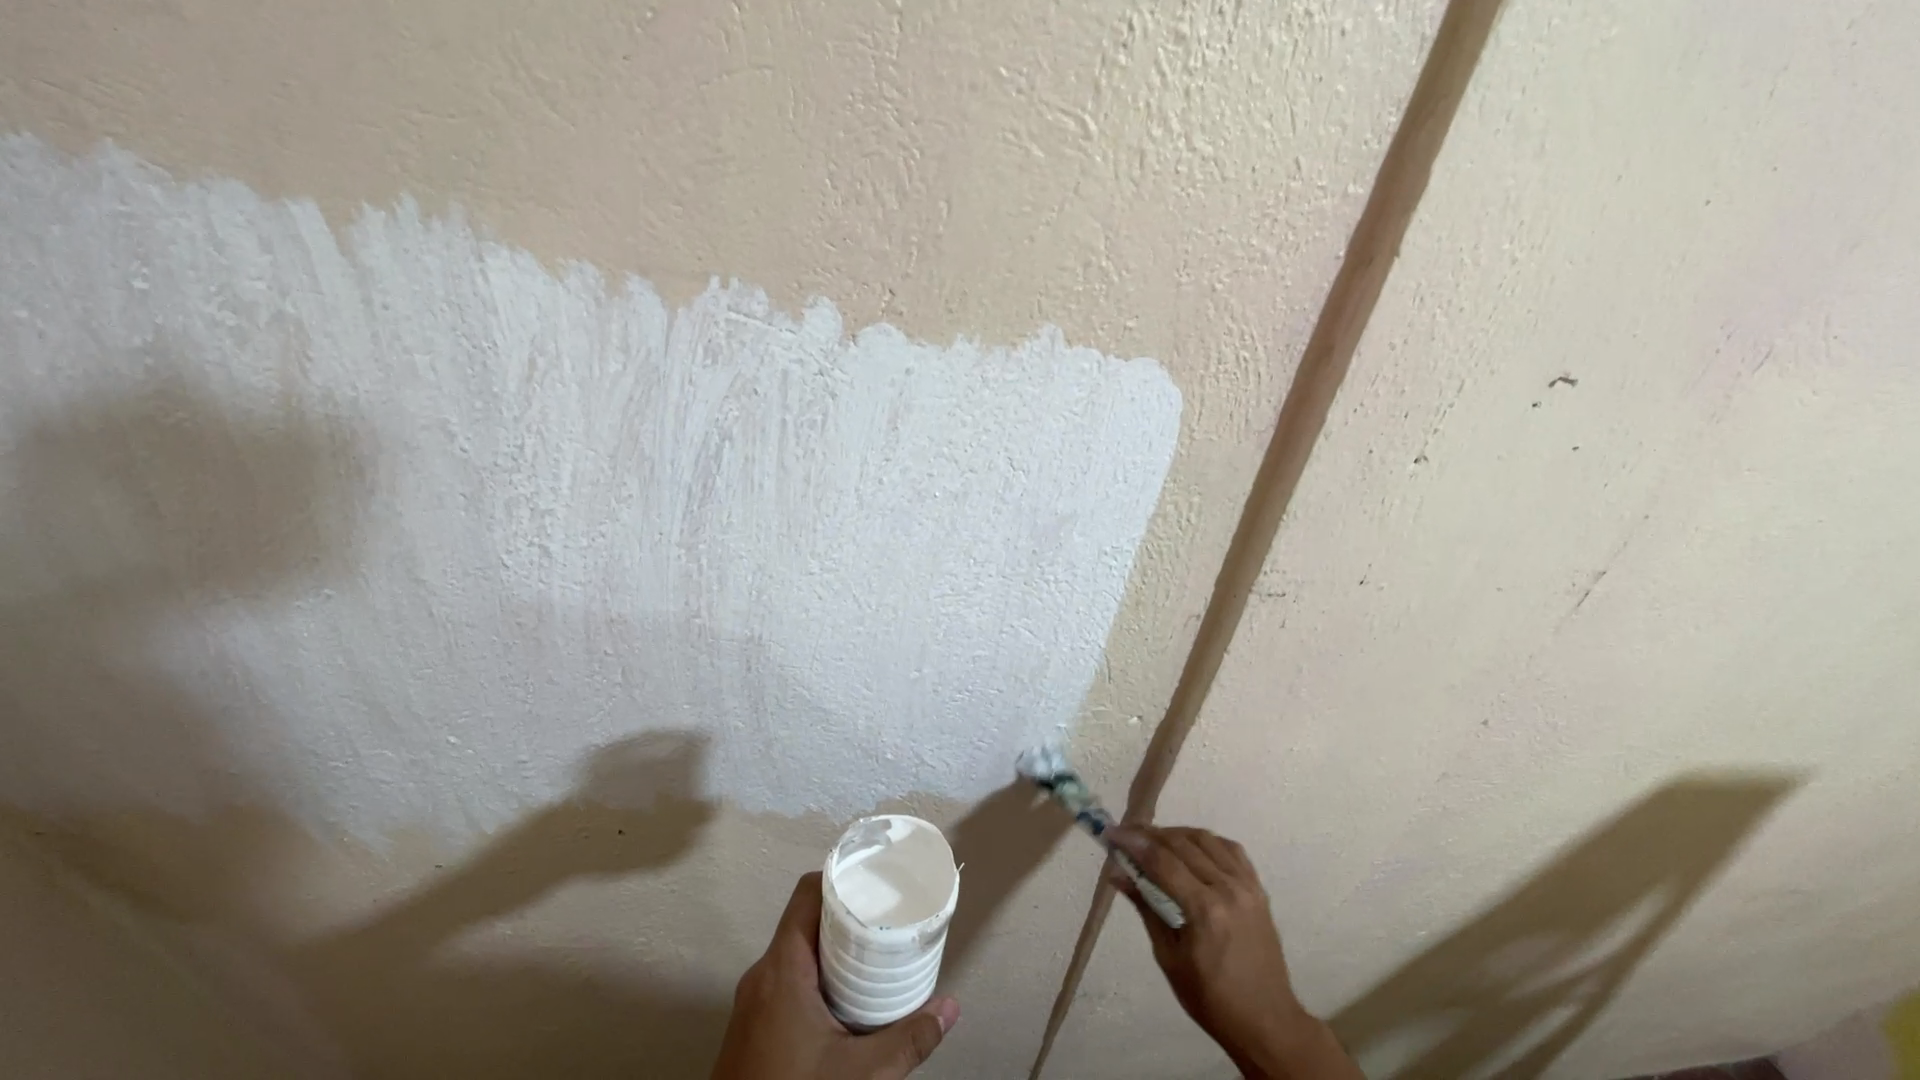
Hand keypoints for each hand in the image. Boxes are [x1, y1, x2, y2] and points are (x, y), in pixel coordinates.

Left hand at [710, 872, 960, 1079]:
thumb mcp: (860, 1074)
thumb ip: (908, 1039)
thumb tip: (950, 1008)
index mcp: (781, 969)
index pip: (807, 894)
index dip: (841, 878)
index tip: (876, 879)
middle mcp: (762, 975)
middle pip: (806, 920)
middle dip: (848, 915)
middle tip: (888, 917)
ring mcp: (753, 1000)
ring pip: (797, 951)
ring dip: (833, 947)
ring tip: (876, 952)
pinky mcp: (753, 1023)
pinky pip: (788, 978)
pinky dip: (818, 974)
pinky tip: (847, 995)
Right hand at [1107, 826, 1360, 1079]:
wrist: (1265, 1020)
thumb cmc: (1210, 998)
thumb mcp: (1169, 957)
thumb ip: (1146, 908)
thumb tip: (1118, 875)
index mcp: (1205, 910)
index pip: (1162, 861)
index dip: (1133, 843)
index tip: (1112, 834)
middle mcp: (1228, 889)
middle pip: (1183, 844)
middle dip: (1150, 834)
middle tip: (1127, 835)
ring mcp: (1248, 886)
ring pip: (1207, 840)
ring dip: (1176, 834)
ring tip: (1154, 840)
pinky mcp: (1258, 889)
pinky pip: (1231, 850)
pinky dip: (1206, 842)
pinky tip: (1190, 848)